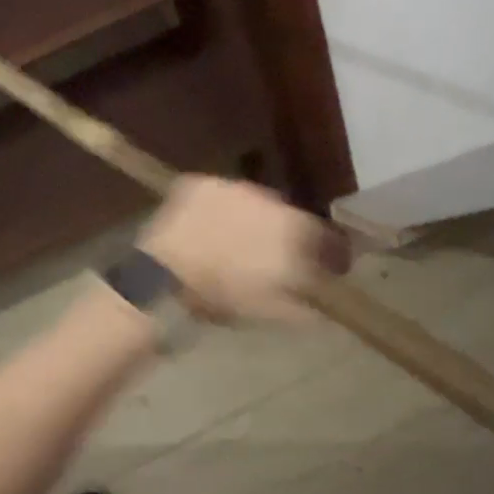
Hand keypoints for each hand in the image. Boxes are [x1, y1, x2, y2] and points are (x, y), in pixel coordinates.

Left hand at [135, 175, 345, 323]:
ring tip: (234, 238)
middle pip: (289, 217)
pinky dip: (218, 207)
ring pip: (253, 202)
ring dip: (251, 217)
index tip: (322, 268)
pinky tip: (208, 224)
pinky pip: (218, 194)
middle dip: (285, 235)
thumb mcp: (274, 311)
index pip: (329, 238)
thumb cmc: (223, 295)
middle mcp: (271, 200)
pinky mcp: (202, 182)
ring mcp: (233, 186)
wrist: (164, 273)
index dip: (328, 255)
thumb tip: (321, 301)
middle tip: (269, 255)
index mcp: (296, 230)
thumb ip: (307, 304)